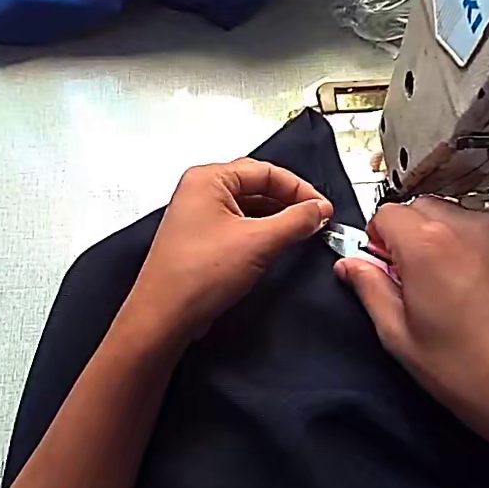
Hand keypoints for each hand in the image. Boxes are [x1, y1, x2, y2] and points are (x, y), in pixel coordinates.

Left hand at [124, 159, 333, 341]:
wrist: (165, 316)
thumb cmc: (197, 275)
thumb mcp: (259, 242)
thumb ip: (295, 221)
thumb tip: (318, 210)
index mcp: (208, 179)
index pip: (266, 171)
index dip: (299, 189)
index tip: (322, 208)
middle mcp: (200, 192)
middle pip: (258, 187)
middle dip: (289, 203)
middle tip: (317, 221)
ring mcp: (199, 216)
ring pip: (250, 208)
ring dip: (277, 219)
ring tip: (302, 234)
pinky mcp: (202, 240)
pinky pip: (239, 226)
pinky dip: (262, 233)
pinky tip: (279, 246)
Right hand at [335, 198, 488, 487]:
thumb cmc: (482, 376)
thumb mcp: (402, 338)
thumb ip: (370, 290)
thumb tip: (352, 267)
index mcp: (429, 244)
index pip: (383, 214)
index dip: (374, 242)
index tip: (378, 267)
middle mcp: (469, 227)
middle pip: (420, 209)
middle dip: (407, 240)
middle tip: (410, 285)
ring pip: (454, 219)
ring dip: (441, 244)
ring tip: (449, 296)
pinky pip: (486, 235)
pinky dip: (473, 252)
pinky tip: (479, 297)